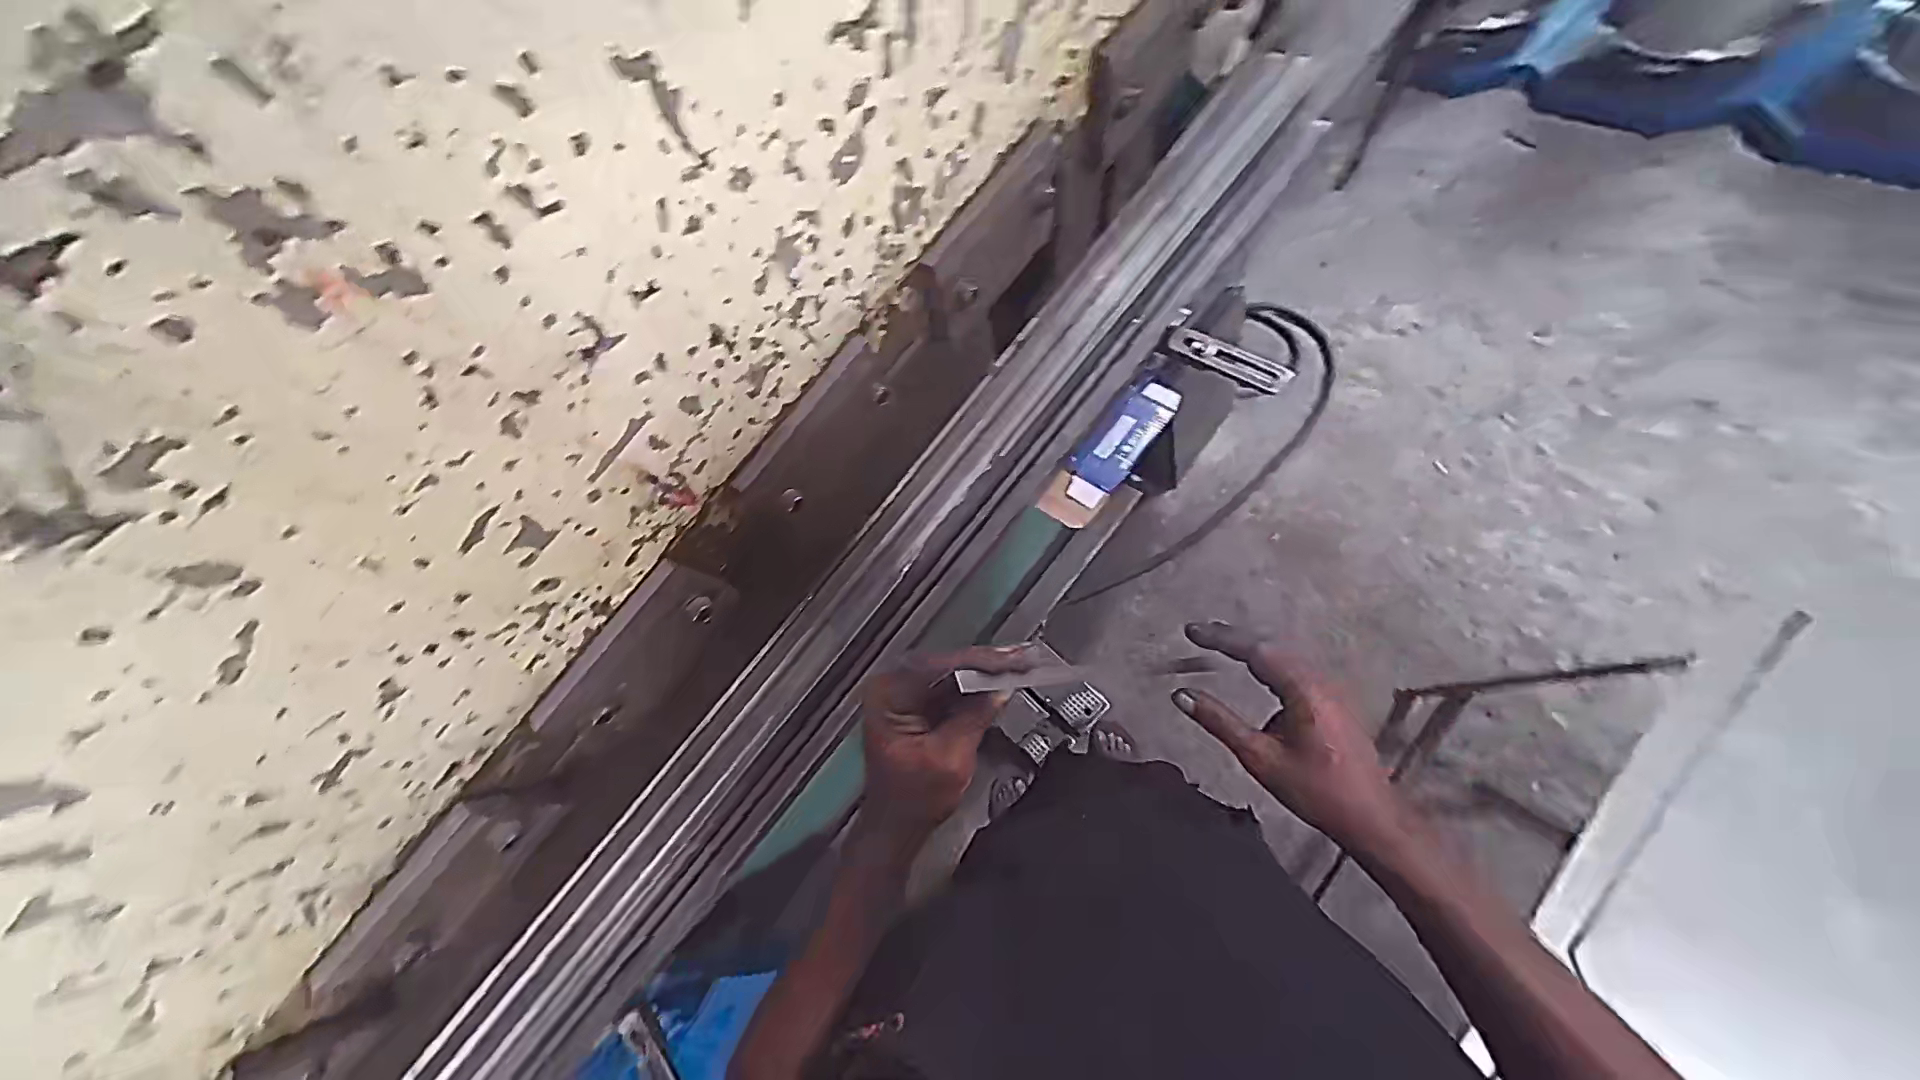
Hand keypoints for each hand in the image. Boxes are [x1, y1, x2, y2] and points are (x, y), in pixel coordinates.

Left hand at [859, 645, 1033, 839]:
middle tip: (1019, 659)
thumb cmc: (910, 801)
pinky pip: (951, 686)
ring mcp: (903, 694)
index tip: (1008, 661)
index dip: (978, 663)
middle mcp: (891, 687)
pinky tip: (999, 680)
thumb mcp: (949, 761)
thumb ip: (974, 719)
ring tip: (1016, 665)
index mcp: (887, 696)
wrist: (896, 826)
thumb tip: (998, 690)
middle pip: (944, 664)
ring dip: (984, 671)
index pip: (937, 667)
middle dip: (985, 663)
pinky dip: (976, 685)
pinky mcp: (918, 703)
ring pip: (950, 672)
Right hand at [1172, 621, 1405, 850]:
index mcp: (1303, 690)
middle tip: (1199, 633)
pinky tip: (1257, 667)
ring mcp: (1331, 690)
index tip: (1191, 631)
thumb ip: (1219, 721)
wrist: (1372, 818)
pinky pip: (1294, 667)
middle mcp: (1320, 681)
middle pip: (1270, 646)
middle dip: (1232, 637)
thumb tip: (1180, 694)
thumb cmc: (1314, 790)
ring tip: (1221, 643)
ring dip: (1251, 646)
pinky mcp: (1334, 701)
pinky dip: (1268, 660)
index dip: (1220, 638)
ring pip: (1284, 655)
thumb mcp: (1259, 757)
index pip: (1255, 650)